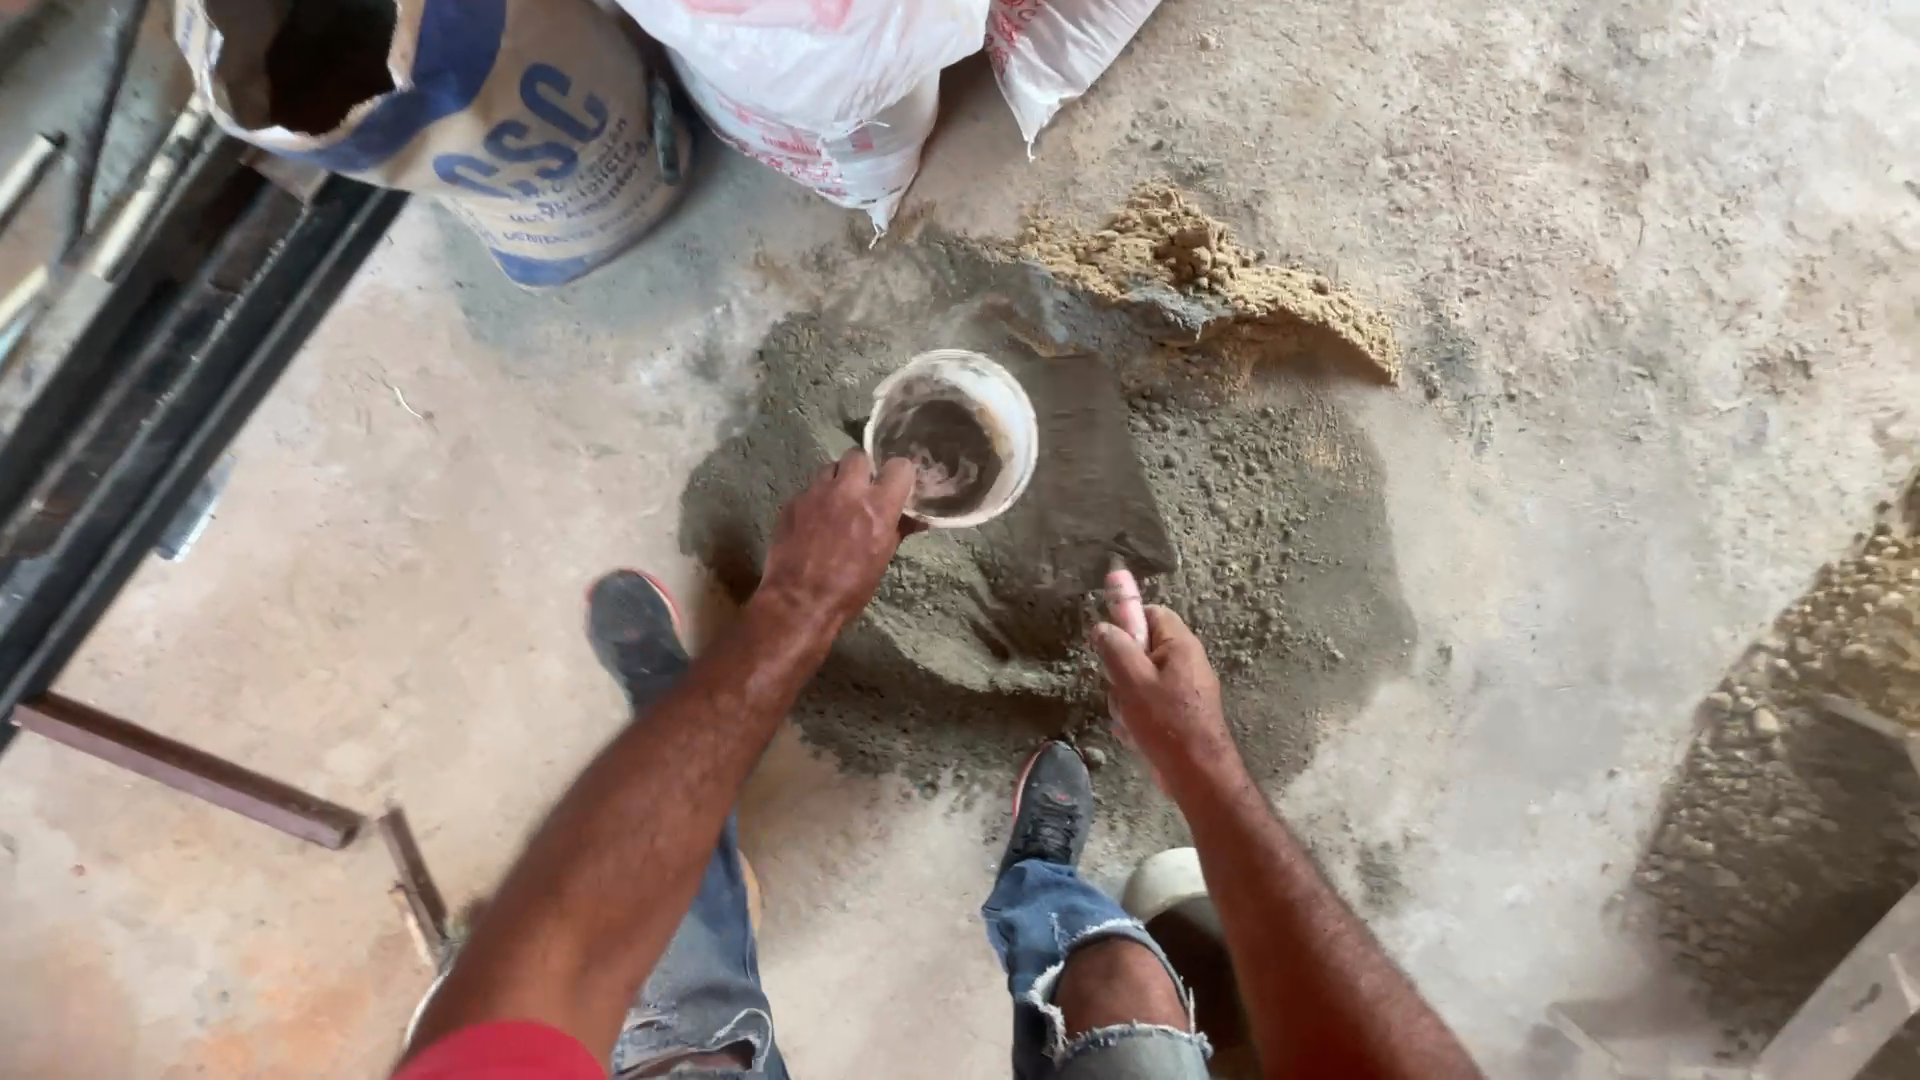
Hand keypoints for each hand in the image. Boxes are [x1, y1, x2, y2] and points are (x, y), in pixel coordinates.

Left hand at [758, 449, 916, 629]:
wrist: (799, 602)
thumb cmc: (850, 588)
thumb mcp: (882, 559)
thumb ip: (898, 529)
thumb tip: (917, 519)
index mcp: (877, 506)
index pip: (899, 466)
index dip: (899, 474)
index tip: (896, 486)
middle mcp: (847, 491)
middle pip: (858, 456)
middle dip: (863, 469)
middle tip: (862, 490)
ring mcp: (815, 493)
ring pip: (830, 468)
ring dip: (837, 480)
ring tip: (836, 503)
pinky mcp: (792, 502)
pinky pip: (809, 489)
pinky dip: (816, 499)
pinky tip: (814, 521)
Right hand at [1090, 606, 1242, 800]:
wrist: (1198, 773)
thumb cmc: (1165, 720)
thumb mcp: (1131, 678)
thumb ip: (1114, 647)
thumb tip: (1102, 627)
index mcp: (1180, 644)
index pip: (1151, 613)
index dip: (1127, 623)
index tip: (1109, 643)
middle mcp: (1186, 661)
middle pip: (1142, 648)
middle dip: (1121, 668)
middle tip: (1119, 686)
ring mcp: (1185, 687)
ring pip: (1140, 678)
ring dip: (1125, 695)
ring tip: (1128, 715)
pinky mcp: (1181, 711)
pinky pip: (1149, 701)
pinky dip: (1137, 714)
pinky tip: (1135, 731)